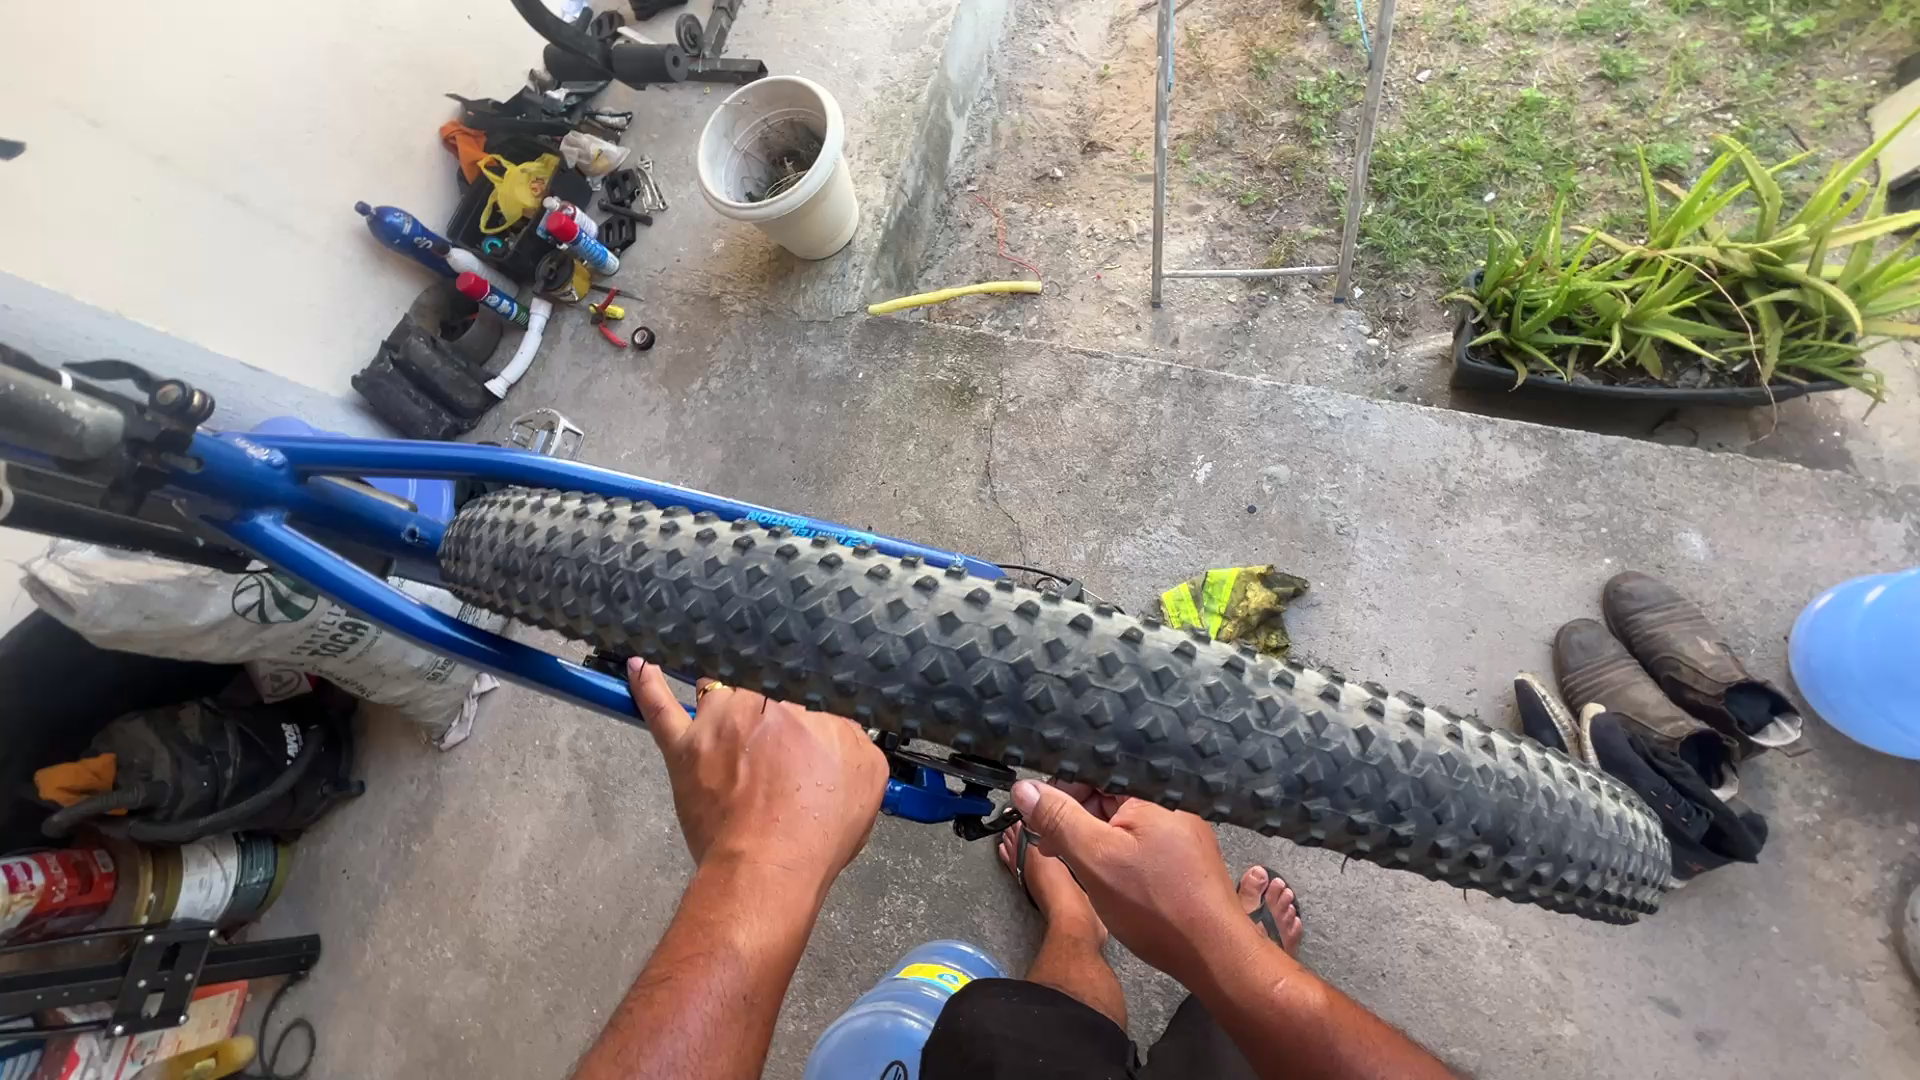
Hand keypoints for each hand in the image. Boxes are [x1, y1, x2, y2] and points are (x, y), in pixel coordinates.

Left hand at [627, 659, 888, 889]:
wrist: (770, 867)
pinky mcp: (683, 748)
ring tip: (731, 705)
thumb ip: (851, 733)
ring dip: (725, 693)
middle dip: (770, 699)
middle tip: (779, 730)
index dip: (806, 705)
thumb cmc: (821, 824)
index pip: (802, 687)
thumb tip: (833, 722)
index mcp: (804, 702)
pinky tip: (640, 665)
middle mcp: (759, 700)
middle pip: (761, 685)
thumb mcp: (868, 772)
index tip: (809, 724)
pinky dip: (648, 685)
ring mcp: (716, 721)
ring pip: (717, 690)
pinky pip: (659, 708)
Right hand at [1010, 779, 1267, 986]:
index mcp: (1151, 790)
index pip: (1095, 769)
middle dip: (1073, 814)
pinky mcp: (1183, 851)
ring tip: (1069, 858)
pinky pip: (1139, 836)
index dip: (1061, 786)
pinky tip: (1101, 870)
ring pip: (1121, 818)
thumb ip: (1058, 818)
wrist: (1216, 957)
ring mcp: (1179, 826)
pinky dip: (1115, 848)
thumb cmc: (1157, 907)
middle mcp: (1169, 799)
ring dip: (1092, 834)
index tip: (1038, 810)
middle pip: (1107, 793)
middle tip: (1048, 842)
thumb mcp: (1095, 858)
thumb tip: (1024, 787)